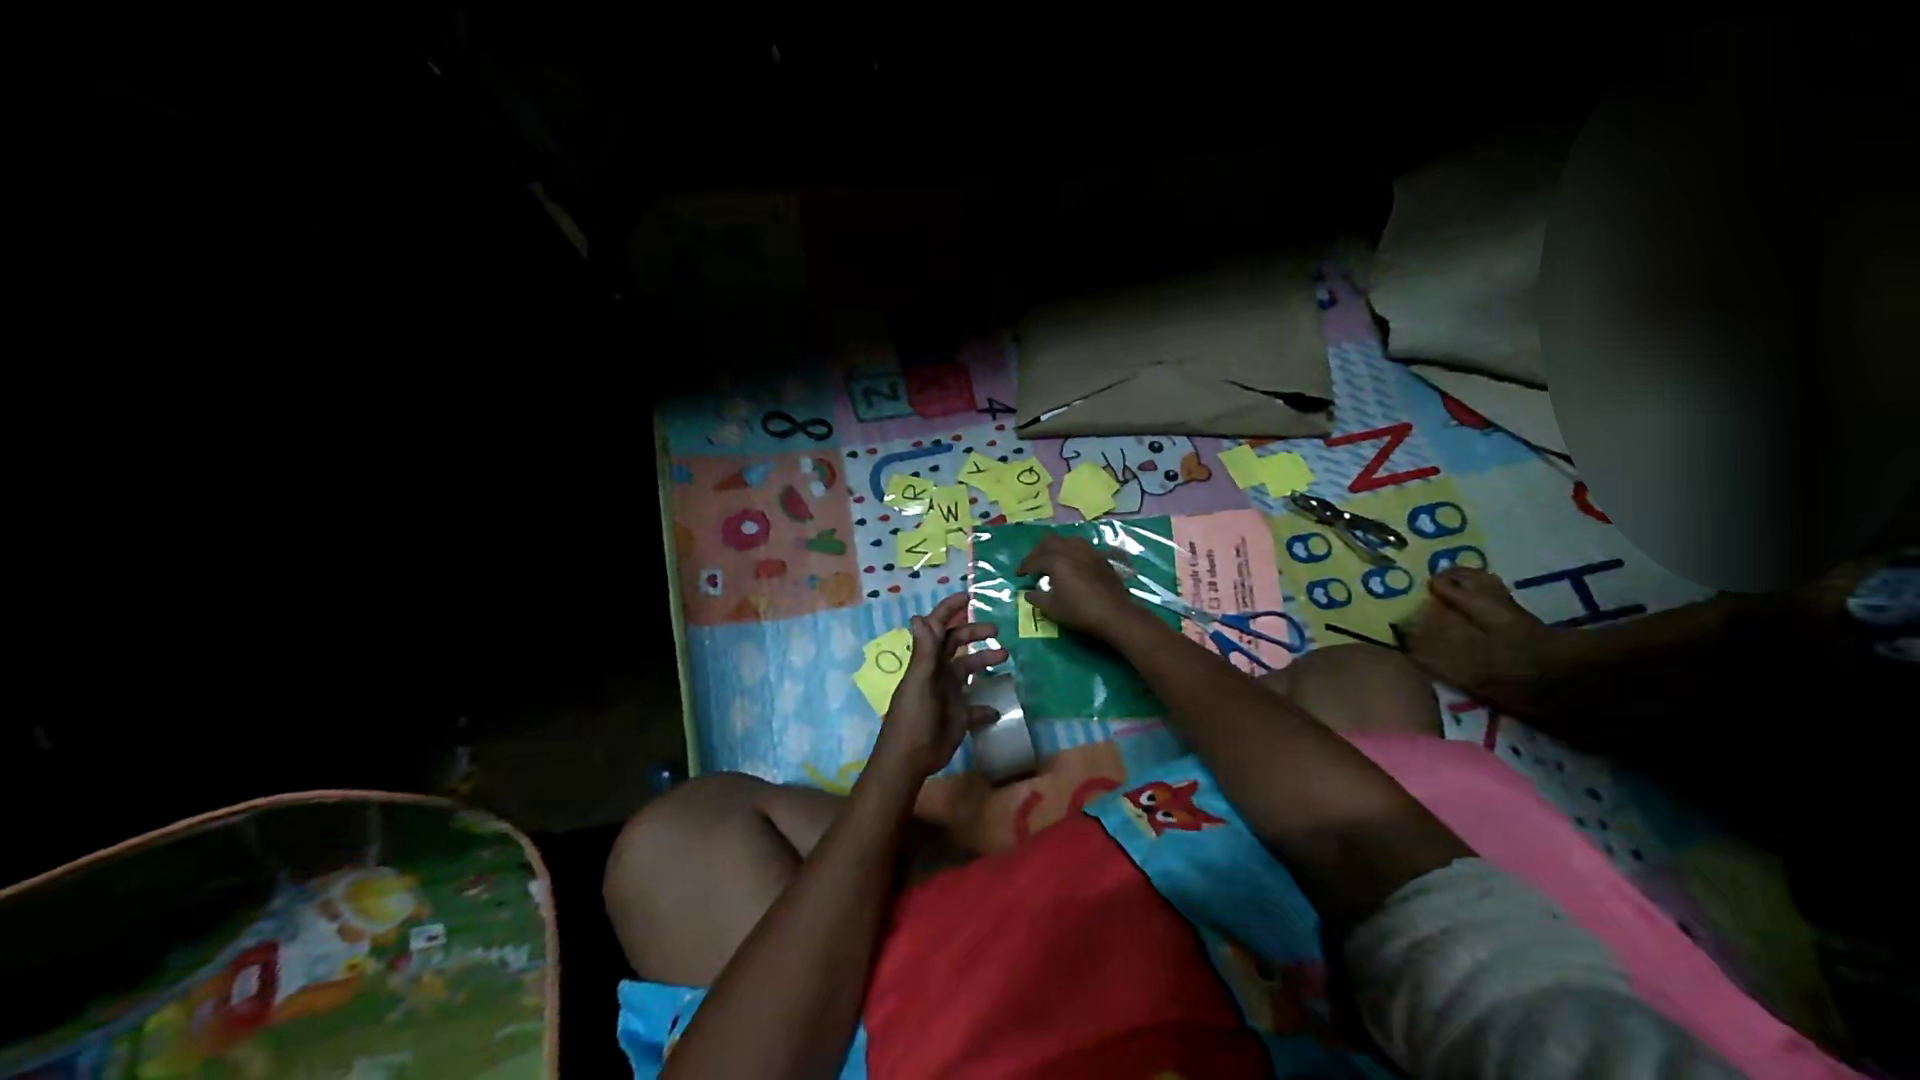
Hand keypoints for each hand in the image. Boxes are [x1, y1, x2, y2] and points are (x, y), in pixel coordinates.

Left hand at [871, 592, 1007, 777]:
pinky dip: (988, 704)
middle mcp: (939, 672)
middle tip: (997, 630)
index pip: (938, 627)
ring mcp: (949, 693)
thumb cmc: (913, 718)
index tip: (969, 596)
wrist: (910, 759)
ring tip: (1005, 655)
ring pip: (969, 669)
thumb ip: (923, 652)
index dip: (950, 610)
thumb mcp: (919, 682)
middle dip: (975, 632)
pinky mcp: (960, 716)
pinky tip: (999, 704)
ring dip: (985, 659)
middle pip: (957, 644)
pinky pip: (977, 706)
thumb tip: (919, 616)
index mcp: (927, 661)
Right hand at [1015, 535, 1139, 635]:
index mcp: (1056, 560)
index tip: (1019, 574)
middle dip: (1038, 551)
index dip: (1024, 566)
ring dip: (1056, 548)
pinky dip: (1071, 551)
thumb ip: (1037, 598)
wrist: (1115, 614)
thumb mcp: (1052, 608)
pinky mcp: (1101, 558)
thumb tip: (1029, 593)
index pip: (1035, 559)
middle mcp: (1071, 550)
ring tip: (1051, 559)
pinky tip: (1072, 563)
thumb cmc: (1080, 612)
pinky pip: (1081, 547)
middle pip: (1050, 541)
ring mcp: (1088, 552)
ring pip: (1067, 540)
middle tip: (1033, 564)